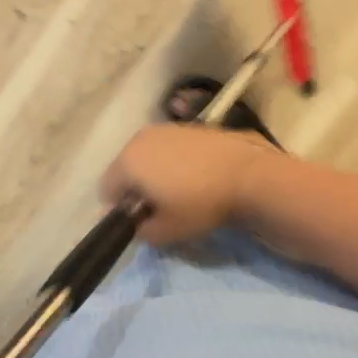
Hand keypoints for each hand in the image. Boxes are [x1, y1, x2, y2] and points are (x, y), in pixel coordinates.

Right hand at [99, 124, 278, 244]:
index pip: (107, 190)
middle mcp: (141, 138)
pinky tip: (196, 177)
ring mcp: (166, 127)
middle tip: (160, 208)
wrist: (250, 174)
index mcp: (128, 162)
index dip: (120, 210)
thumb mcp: (165, 232)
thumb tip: (133, 224)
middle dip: (136, 189)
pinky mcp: (190, 126)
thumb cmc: (200, 204)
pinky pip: (169, 148)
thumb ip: (139, 231)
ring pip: (148, 156)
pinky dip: (174, 162)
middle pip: (126, 169)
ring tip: (180, 192)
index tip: (142, 221)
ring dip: (155, 174)